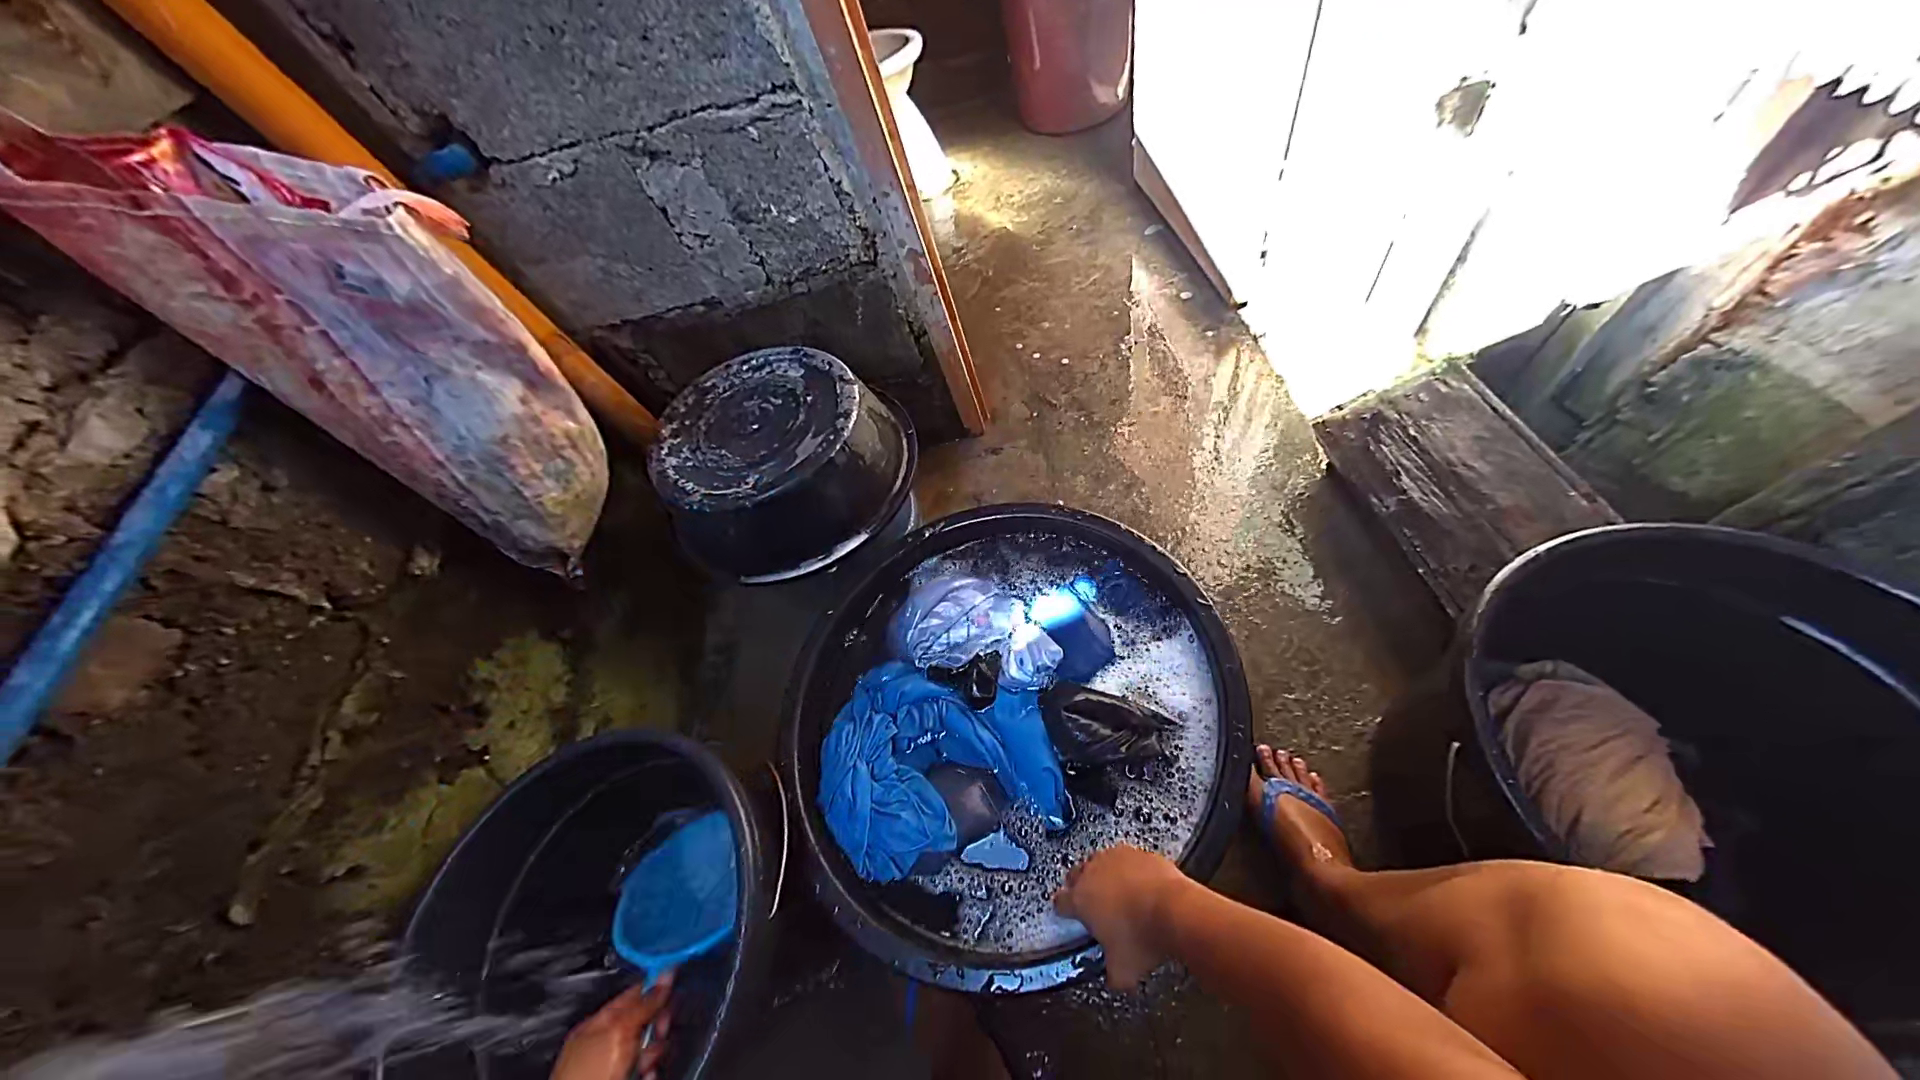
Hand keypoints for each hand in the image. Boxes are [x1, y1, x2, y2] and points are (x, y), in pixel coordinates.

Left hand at [550, 972, 673, 1079]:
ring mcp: (613, 1068)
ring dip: (656, 1052)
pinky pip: (648, 1071)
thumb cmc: (587, 1078)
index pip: (633, 994)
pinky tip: (647, 1076)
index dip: (656, 988)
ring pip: (649, 1048)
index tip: (675, 987)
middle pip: (644, 1022)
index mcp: (597, 1025)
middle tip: (660, 1031)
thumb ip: (643, 1004)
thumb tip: (664, 976)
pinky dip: (652, 1072)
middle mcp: (605, 1044)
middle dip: (657, 1025)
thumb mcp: (618, 1032)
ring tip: (648, 1064)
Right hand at [1053, 845, 1188, 989]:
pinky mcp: (1136, 851)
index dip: (1063, 909)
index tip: (1067, 914)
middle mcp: (1092, 872)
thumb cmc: (1143, 936)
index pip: (1061, 902)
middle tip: (1091, 901)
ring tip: (1115, 889)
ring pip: (1099, 861)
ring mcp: (1114, 858)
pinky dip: (1129, 869)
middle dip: (1080, 886)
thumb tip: (1115, 979)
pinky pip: (1125, 858)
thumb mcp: (1124, 970)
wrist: (1174, 910)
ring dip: (1103, 874)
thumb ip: (1112, 974)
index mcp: (1081, 899)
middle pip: (1075, 875)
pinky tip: (1139, 882)